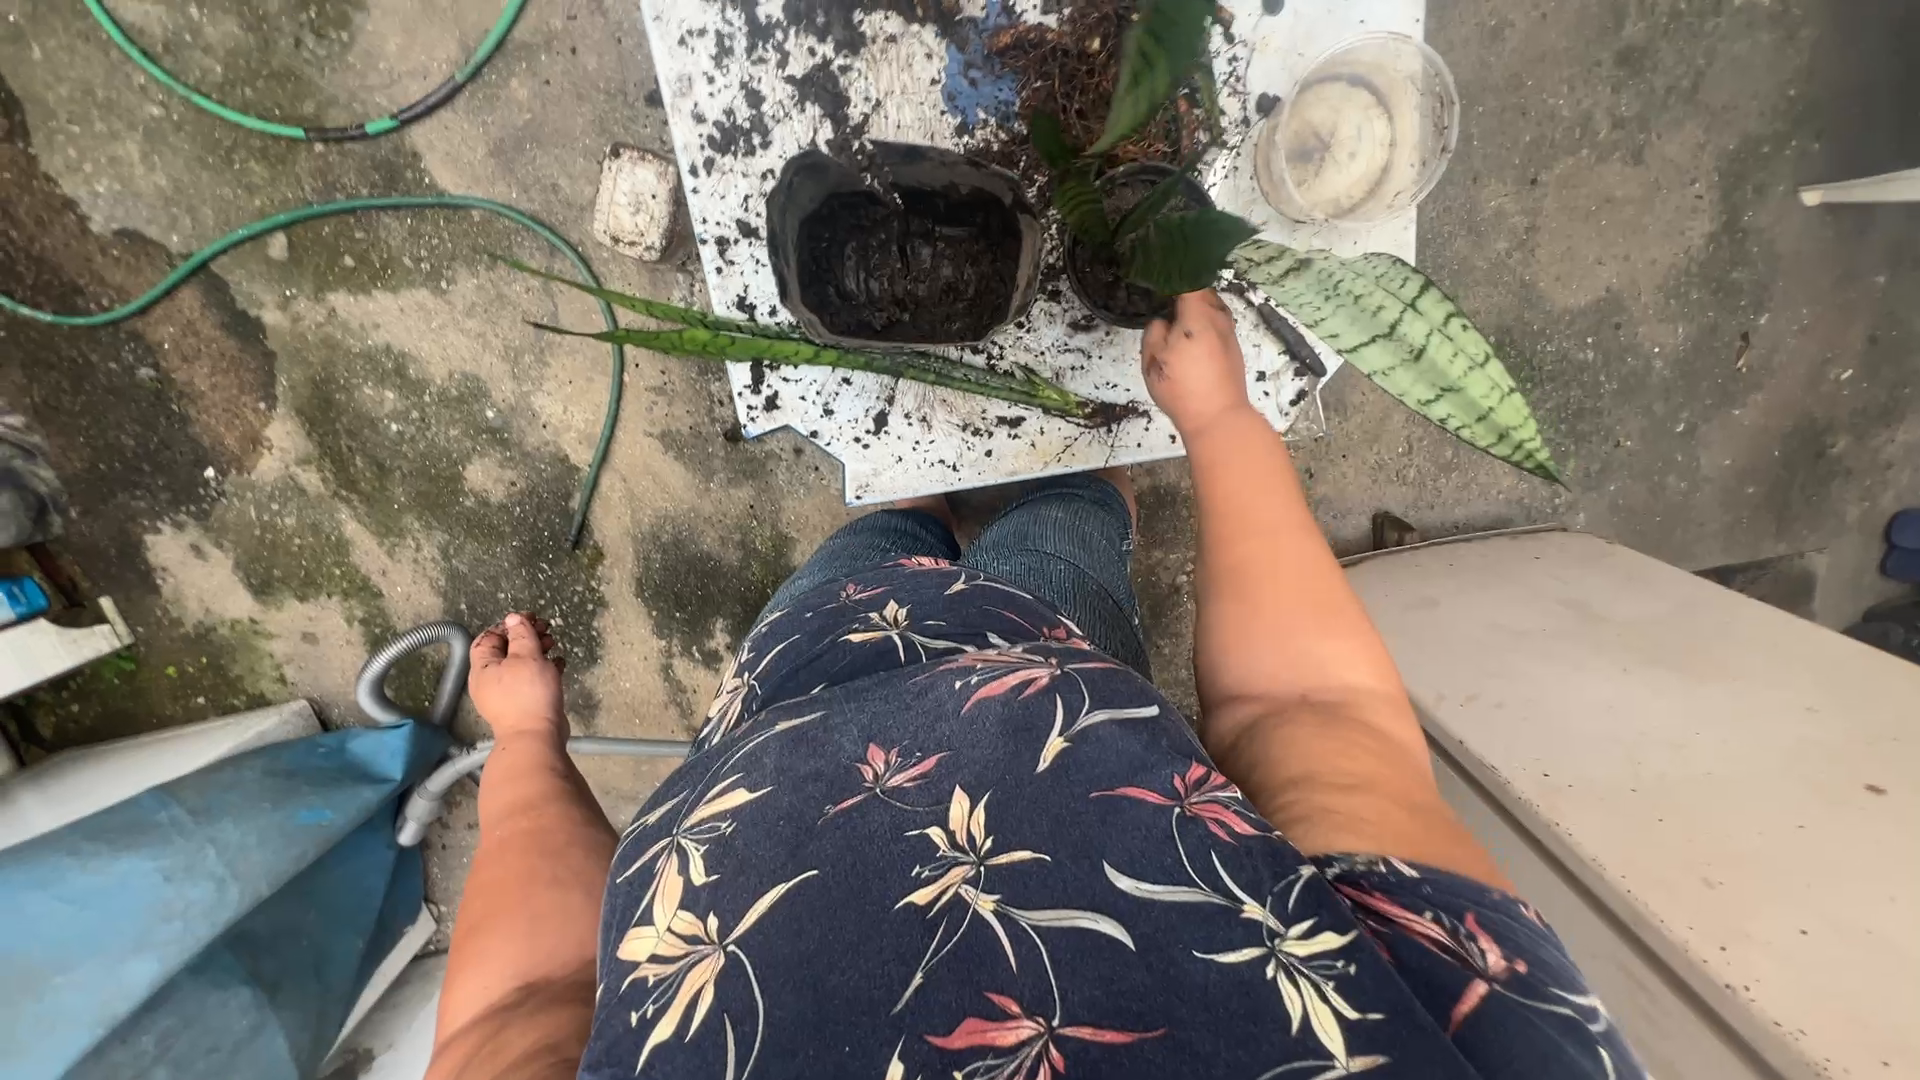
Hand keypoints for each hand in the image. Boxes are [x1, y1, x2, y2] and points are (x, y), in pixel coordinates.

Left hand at [468, 612, 565, 742]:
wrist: (536, 735)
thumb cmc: (528, 694)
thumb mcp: (526, 657)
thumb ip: (521, 635)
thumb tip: (512, 618)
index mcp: (483, 668)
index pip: (488, 638)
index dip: (507, 625)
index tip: (530, 619)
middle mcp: (490, 680)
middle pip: (505, 650)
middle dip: (525, 636)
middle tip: (545, 629)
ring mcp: (506, 693)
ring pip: (520, 664)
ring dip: (536, 650)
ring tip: (553, 644)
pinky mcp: (523, 702)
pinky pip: (531, 679)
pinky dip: (543, 668)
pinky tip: (558, 665)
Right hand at [1141, 290, 1252, 438]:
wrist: (1217, 417)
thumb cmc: (1181, 386)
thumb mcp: (1152, 360)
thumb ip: (1154, 332)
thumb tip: (1163, 322)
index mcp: (1197, 314)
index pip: (1188, 282)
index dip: (1173, 279)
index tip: (1159, 282)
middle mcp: (1218, 318)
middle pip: (1204, 294)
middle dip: (1187, 295)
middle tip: (1167, 304)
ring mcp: (1229, 335)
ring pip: (1214, 311)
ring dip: (1199, 312)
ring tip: (1180, 324)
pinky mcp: (1234, 351)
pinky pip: (1218, 328)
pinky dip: (1206, 328)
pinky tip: (1194, 343)